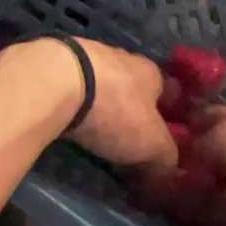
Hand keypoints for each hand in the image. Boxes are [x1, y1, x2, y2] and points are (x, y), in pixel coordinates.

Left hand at [0, 38, 177, 169]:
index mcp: (149, 72)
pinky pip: (71, 84)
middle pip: (131, 84)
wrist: (54, 81)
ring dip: (98, 100)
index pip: (164, 91)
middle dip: (129, 106)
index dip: (163, 114)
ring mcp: (86, 56)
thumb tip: (170, 169)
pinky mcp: (55, 62)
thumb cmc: (113, 110)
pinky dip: (71, 98)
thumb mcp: (150, 143)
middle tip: (124, 134)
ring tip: (92, 126)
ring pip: (100, 81)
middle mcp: (121, 57)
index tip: (157, 135)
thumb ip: (165, 156)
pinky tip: (66, 115)